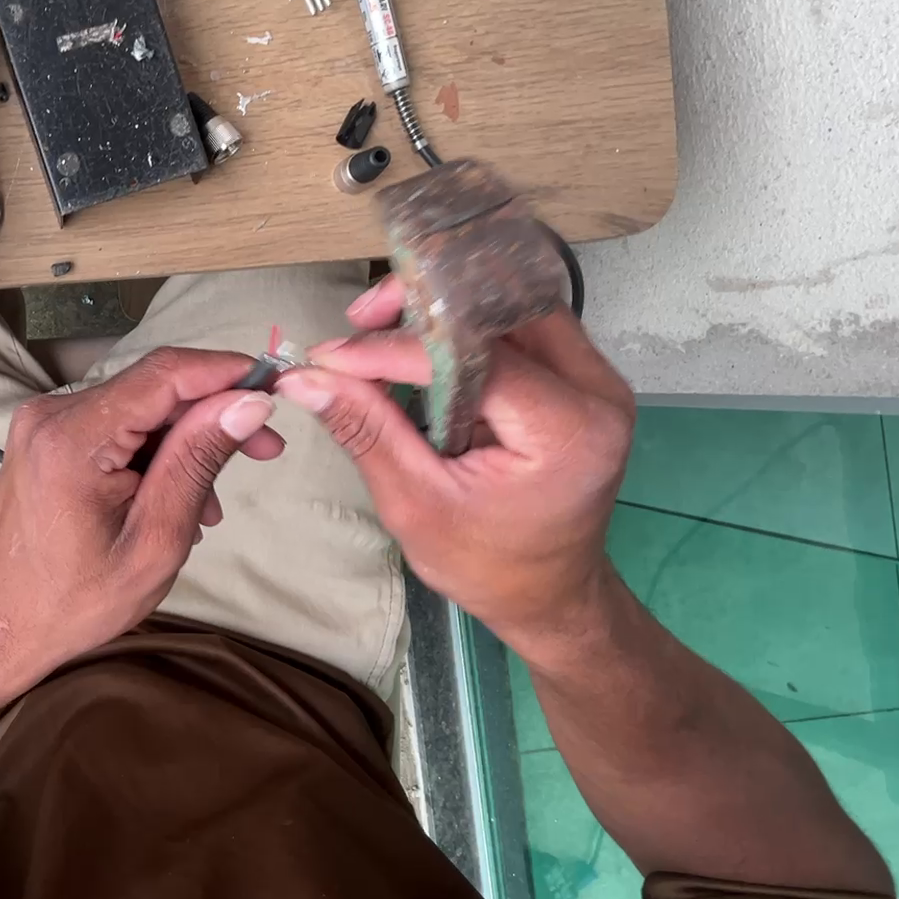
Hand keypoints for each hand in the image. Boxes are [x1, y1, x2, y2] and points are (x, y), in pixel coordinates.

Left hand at [0, 348, 285, 723]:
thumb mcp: (156, 538)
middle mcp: (50, 412)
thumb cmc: (81, 599)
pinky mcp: (45, 433)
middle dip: (213, 413)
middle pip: (152, 388)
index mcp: (72, 438)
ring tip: (211, 503)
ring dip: (184, 440)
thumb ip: (199, 462)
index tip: (276, 385)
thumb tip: (250, 402)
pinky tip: (172, 496)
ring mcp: (42, 420)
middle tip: (266, 448)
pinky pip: (115, 423)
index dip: (225, 371)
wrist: (8, 623)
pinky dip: (151, 450)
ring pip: (138, 406)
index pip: (162, 375)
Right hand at [273, 277, 635, 650]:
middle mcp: (595, 389)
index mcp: (567, 430)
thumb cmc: (485, 563)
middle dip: (425, 303)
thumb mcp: (413, 502)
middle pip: (504, 306)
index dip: (394, 349)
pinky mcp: (573, 378)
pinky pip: (511, 328)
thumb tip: (304, 377)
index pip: (473, 356)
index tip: (329, 357)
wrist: (549, 594)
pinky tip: (411, 347)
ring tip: (376, 329)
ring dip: (439, 309)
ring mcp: (591, 378)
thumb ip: (364, 429)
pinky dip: (457, 328)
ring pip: (507, 306)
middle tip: (359, 320)